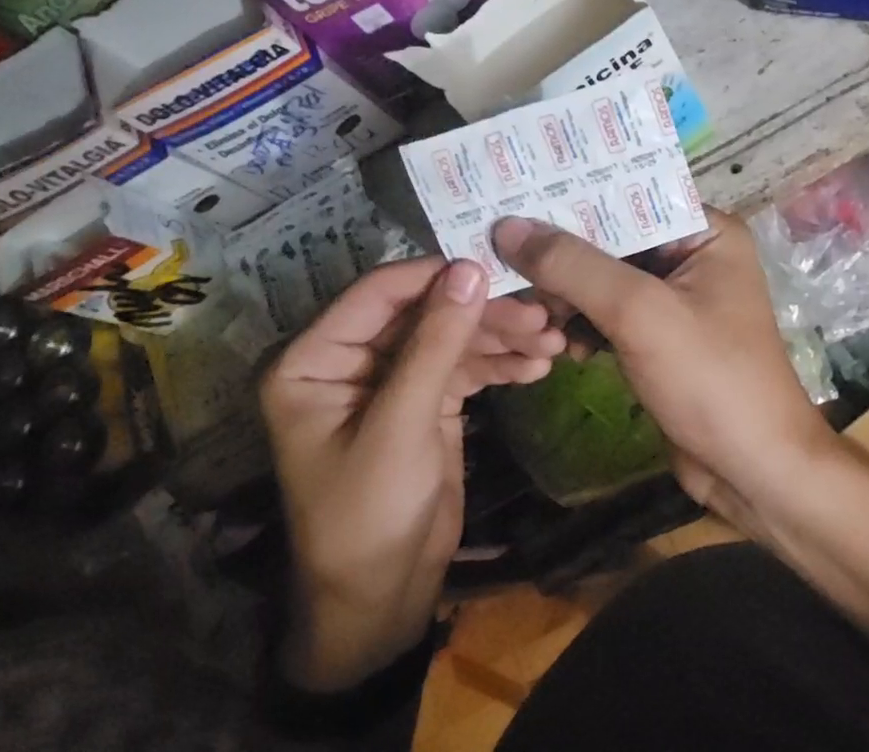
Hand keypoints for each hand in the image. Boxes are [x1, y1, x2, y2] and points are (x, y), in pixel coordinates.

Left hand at [260, 258, 563, 690]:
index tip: (498, 272)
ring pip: (452, 338)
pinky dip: (501, 366)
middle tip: (541, 318)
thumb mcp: (400, 426)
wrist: (382, 597)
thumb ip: (435, 345)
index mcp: (315, 360)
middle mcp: (352, 361)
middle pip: (425, 314)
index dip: (437, 278)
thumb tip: (470, 270)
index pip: (378, 294)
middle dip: (483, 315)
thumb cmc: (368, 514)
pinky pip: (467, 368)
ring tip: (553, 344)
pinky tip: (537, 368)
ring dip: (502, 339)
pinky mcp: (428, 403)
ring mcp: (393, 382)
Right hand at [492, 212, 837, 534]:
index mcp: (707, 233)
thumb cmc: (711, 379)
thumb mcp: (641, 313)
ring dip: (566, 298)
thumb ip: (575, 266)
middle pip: (610, 240)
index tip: (508, 195)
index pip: (629, 196)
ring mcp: (676, 301)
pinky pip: (607, 317)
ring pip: (602, 281)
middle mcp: (693, 257)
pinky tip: (561, 348)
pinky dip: (582, 327)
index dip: (570, 197)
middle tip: (499, 262)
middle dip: (560, 257)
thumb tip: (508, 226)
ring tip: (529, 316)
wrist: (753, 469)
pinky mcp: (659, 340)